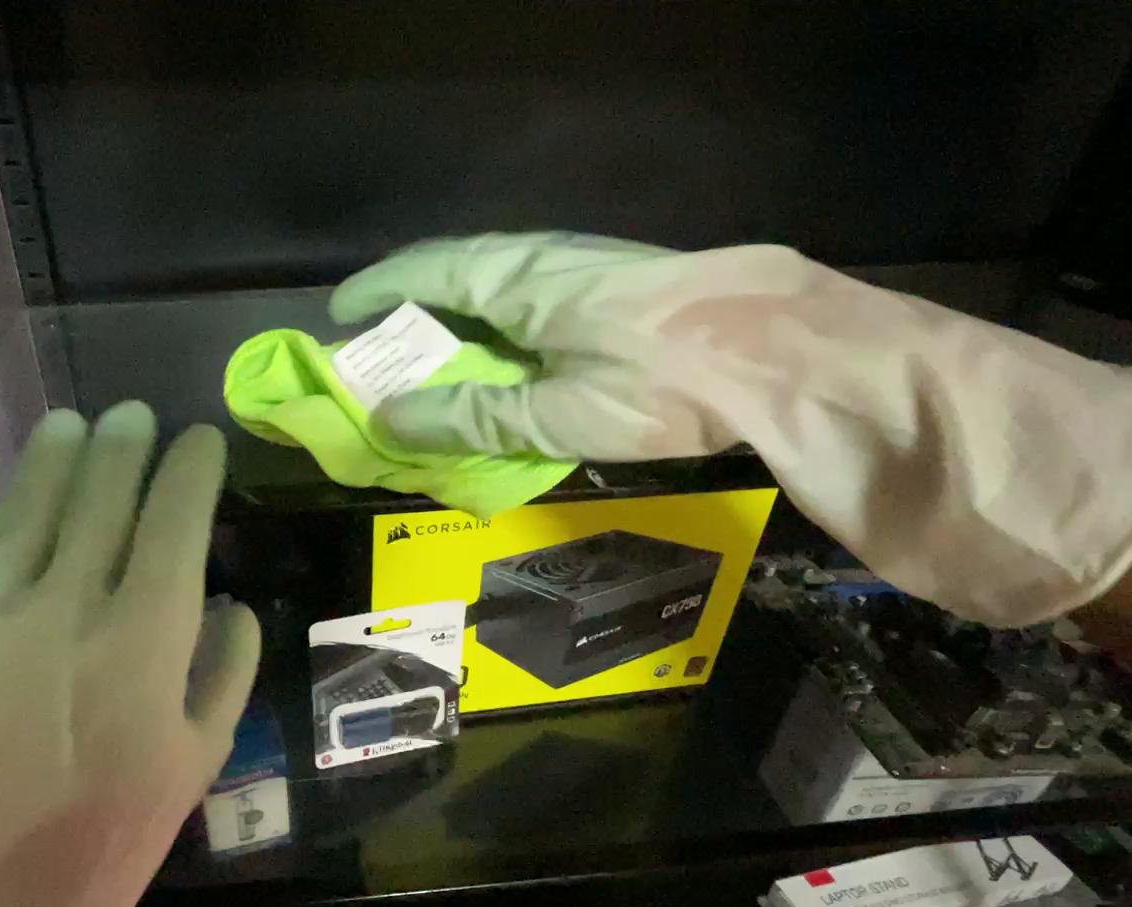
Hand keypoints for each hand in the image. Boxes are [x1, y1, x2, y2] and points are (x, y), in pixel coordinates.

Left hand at [0, 405, 259, 906]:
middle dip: (128, 446)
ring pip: (32, 505)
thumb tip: (233, 602)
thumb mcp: (205, 752)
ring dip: (58, 454)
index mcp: (148, 634)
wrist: (0, 881)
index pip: (176, 522)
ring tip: (75, 421)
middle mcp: (73, 603)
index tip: (201, 441)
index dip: (192, 471)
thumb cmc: (120, 822)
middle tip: (138, 415)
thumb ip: (230, 667)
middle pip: (104, 497)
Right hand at [331, 233, 1131, 626]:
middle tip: (386, 348)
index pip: (426, 272)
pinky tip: (512, 360)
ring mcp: (588, 271)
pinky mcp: (621, 292)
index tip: (340, 314)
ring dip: (460, 323)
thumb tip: (387, 419)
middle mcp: (548, 262)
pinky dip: (503, 332)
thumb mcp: (554, 409)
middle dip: (415, 310)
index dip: (378, 292)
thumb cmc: (663, 380)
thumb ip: (468, 416)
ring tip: (440, 361)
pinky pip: (536, 303)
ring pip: (501, 290)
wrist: (792, 352)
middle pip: (459, 276)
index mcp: (520, 281)